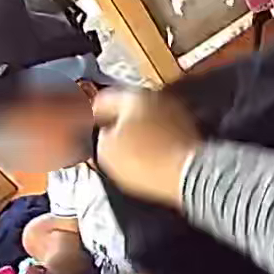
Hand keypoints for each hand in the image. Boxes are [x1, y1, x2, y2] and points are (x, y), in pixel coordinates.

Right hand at [91, 89, 201, 208]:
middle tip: (104, 141)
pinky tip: (149, 159)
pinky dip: (154, 145)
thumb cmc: (151, 161)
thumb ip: (97, 137)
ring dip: (136, 134)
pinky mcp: (191, 136)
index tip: (83, 126)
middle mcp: (158, 99)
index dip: (86, 115)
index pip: (101, 100)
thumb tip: (101, 136)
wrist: (191, 177)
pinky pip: (164, 137)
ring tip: (126, 153)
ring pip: (147, 122)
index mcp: (133, 96)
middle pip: (127, 109)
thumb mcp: (105, 150)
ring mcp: (178, 116)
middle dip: (115, 124)